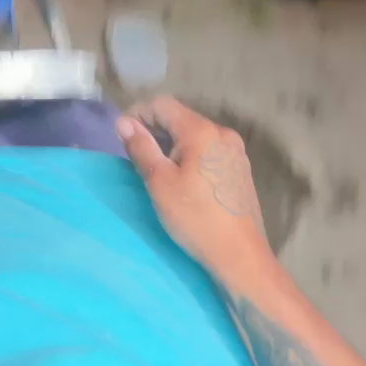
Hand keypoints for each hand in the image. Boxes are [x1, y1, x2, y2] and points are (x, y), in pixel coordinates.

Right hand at [118, 96, 275, 278]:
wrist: (242, 260)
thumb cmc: (196, 218)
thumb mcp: (159, 181)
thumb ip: (140, 147)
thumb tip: (123, 122)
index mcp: (202, 131)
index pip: (162, 105)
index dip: (138, 114)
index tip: (123, 136)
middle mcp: (222, 134)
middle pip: (179, 118)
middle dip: (154, 130)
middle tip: (136, 155)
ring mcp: (235, 152)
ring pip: (193, 135)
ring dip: (171, 143)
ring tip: (156, 168)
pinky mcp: (240, 170)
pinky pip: (207, 150)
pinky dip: (189, 155)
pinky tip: (182, 178)